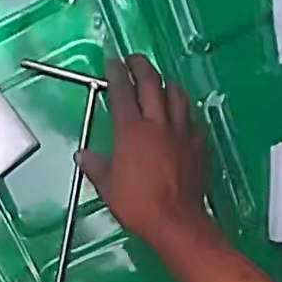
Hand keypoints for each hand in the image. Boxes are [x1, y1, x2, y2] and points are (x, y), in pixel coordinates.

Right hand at [77, 55, 224, 258]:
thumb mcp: (108, 187)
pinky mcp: (198, 144)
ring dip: (166, 84)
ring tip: (160, 83)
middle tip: (133, 60)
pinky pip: (192, 118)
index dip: (114, 74)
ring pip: (176, 94)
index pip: (121, 91)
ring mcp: (181, 132)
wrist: (176, 221)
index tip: (111, 63)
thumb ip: (96, 167)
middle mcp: (158, 124)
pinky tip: (181, 115)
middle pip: (150, 82)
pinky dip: (184, 110)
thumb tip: (83, 155)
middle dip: (140, 66)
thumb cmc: (138, 205)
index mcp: (131, 131)